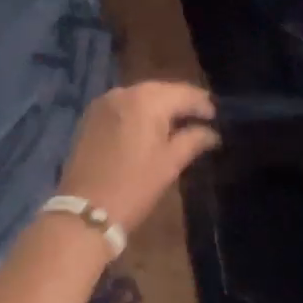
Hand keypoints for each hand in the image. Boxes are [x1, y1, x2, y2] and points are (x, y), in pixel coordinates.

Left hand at [56, 82, 218, 232]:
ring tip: (177, 122)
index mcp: (147, 100)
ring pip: (141, 96)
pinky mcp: (90, 117)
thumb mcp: (170, 163)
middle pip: (161, 91)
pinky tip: (148, 126)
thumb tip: (212, 133)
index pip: (184, 93)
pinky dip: (139, 112)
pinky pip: (123, 106)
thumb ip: (193, 140)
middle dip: (181, 102)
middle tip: (200, 117)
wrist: (85, 212)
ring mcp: (104, 103)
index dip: (203, 104)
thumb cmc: (134, 186)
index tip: (216, 116)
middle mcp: (124, 92)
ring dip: (159, 106)